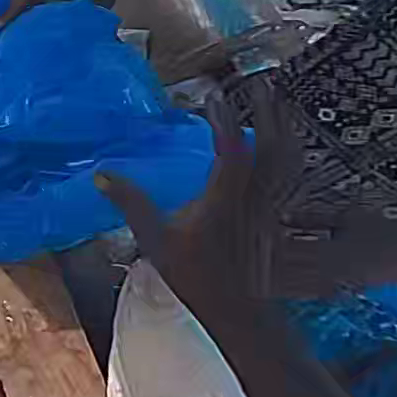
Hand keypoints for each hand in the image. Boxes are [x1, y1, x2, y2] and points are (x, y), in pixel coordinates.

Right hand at [94, 80, 303, 313]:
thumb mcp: (154, 239)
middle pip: (273, 150)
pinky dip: (293, 152)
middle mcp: (254, 199)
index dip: (224, 123)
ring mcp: (273, 206)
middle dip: (268, 114)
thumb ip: (130, 203)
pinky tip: (288, 139)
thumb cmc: (194, 275)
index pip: (230, 155)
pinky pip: (294, 177)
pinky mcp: (281, 213)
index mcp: (222, 202)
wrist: (238, 311)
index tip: (213, 98)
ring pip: (289, 161)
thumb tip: (102, 174)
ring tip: (276, 102)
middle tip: (260, 85)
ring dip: (284, 128)